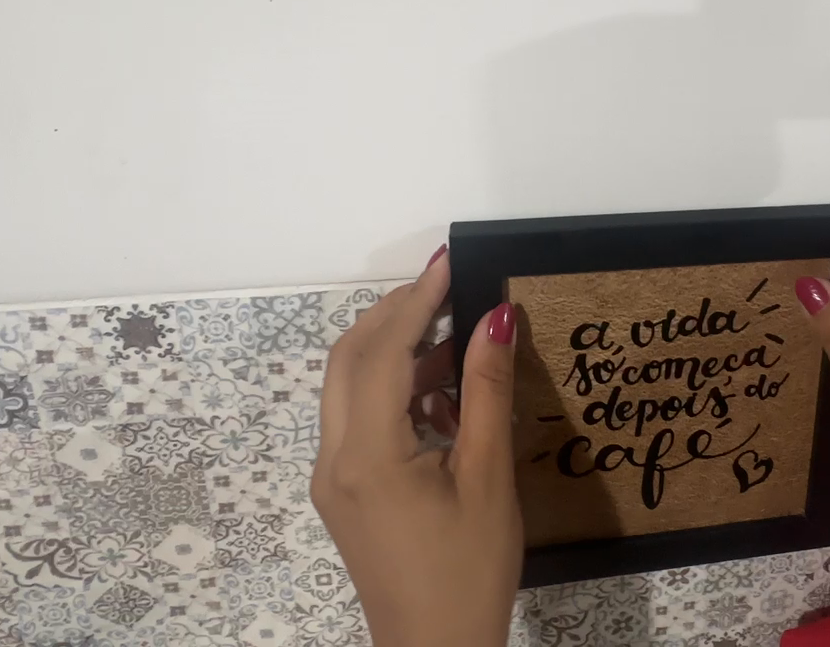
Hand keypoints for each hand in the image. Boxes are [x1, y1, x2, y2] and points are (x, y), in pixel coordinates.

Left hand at [312, 249, 522, 646]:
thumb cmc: (469, 567)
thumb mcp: (488, 474)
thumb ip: (485, 389)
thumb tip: (495, 317)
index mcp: (368, 456)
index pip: (382, 354)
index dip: (415, 301)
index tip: (446, 262)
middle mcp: (334, 458)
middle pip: (350, 359)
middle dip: (395, 313)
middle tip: (447, 288)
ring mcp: (333, 475)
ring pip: (350, 385)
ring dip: (397, 349)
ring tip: (457, 337)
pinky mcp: (345, 488)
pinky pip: (360, 415)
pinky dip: (396, 386)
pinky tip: (443, 394)